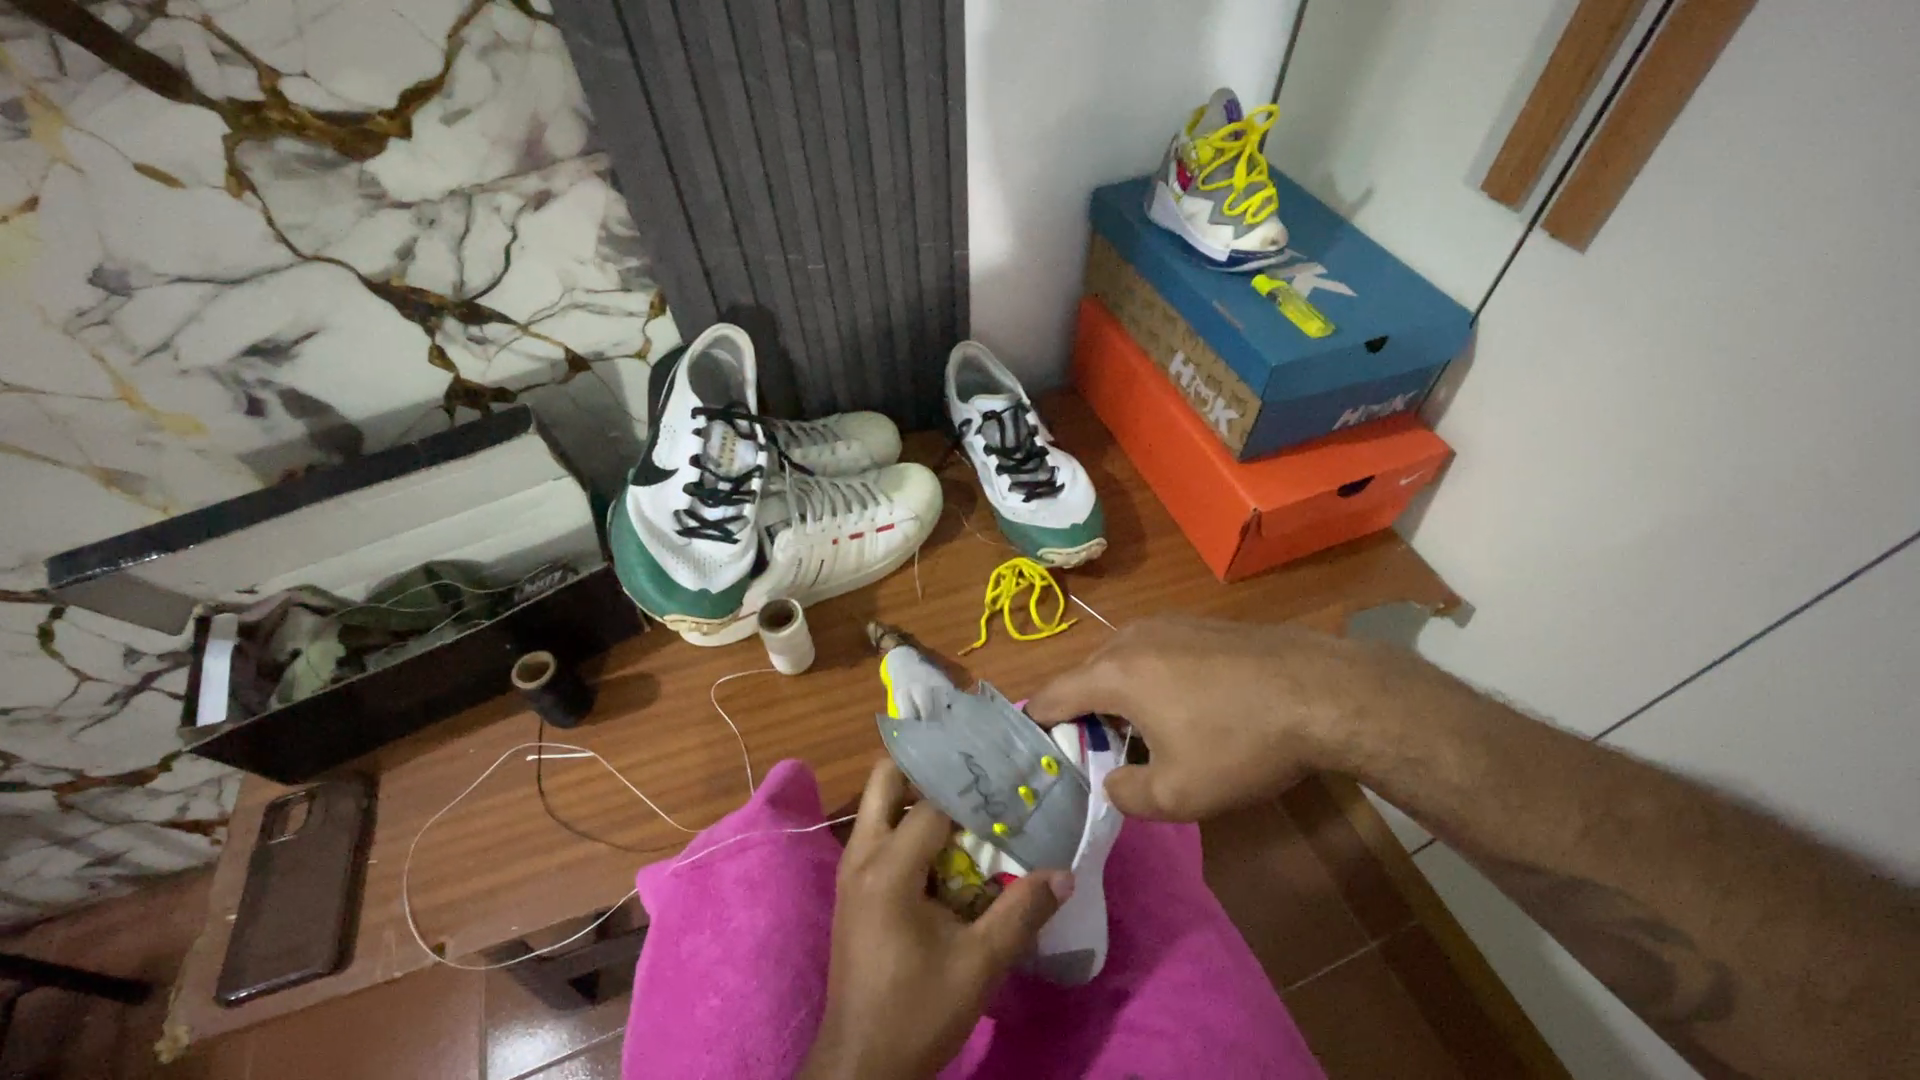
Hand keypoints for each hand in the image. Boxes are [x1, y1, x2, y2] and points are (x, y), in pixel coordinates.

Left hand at [801, 760, 1072, 1079]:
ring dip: (918, 795)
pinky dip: (909, 824)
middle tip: (974, 772)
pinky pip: (879, 834)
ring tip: (969, 798)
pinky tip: (949, 842)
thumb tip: (1065, 872)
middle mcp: (860, 857)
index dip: (970, 788)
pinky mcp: (854, 889)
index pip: (930, 803)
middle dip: (928, 768)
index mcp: (887, 868)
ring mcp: (851, 872)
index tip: (1006, 775)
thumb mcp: (980, 964)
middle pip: (885, 781)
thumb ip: (1021, 911)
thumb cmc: (917, 1012)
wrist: (862, 1064)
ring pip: (879, 806)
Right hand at [1026, 615, 1411, 820]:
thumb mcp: (1177, 794)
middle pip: (1086, 676)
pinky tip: (1186, 709)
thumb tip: (1112, 782)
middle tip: (1097, 755)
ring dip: (1120, 697)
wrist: (1324, 692)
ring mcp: (1170, 623)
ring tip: (1143, 735)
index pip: (1051, 696)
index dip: (1036, 724)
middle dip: (1083, 714)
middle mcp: (1131, 637)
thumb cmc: (1240, 744)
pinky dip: (1152, 680)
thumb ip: (1126, 795)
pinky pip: (1156, 653)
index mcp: (1113, 673)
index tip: (1035, 750)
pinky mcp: (1202, 624)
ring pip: (1122, 662)